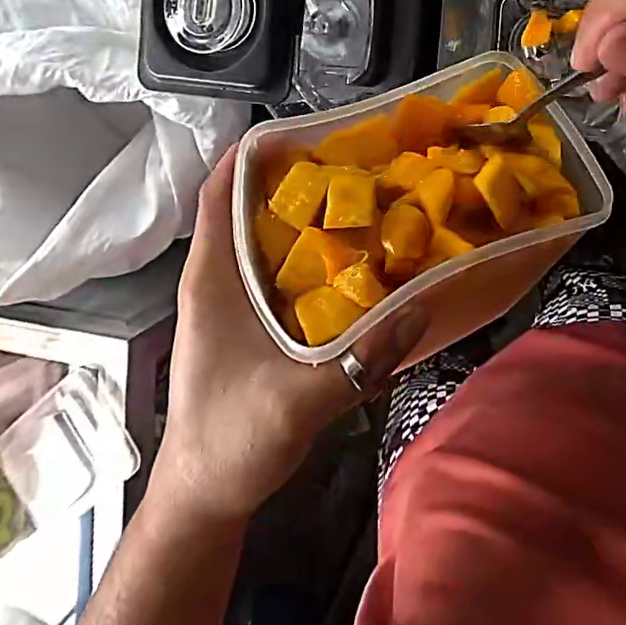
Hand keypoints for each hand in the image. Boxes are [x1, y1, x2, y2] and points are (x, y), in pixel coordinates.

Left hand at [149, 147, 428, 523]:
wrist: (204, 495)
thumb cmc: (231, 441)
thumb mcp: (299, 400)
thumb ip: (361, 359)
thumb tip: (421, 306)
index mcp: (212, 279)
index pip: (217, 195)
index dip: (247, 156)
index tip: (298, 130)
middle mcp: (218, 280)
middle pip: (246, 207)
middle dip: (291, 177)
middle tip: (348, 159)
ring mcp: (231, 302)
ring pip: (264, 238)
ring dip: (302, 214)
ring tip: (356, 195)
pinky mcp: (248, 323)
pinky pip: (276, 269)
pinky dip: (307, 251)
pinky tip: (349, 256)